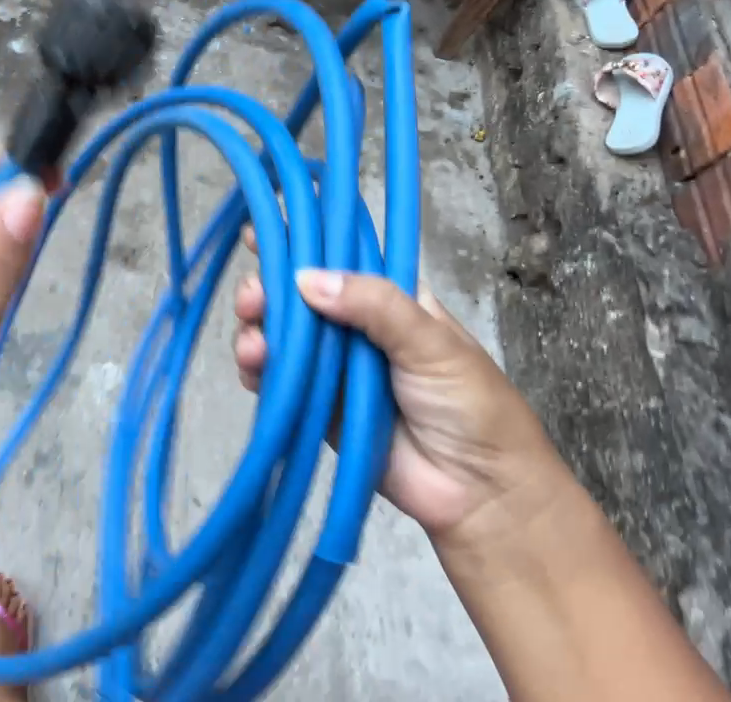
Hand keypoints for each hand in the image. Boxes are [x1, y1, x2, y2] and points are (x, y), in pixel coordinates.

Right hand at [232, 240, 565, 546]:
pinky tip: (252, 370)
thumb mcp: (432, 345)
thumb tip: (305, 278)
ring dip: (254, 332)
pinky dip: (254, 369)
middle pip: (293, 295)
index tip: (258, 236)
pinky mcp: (311, 403)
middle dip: (264, 292)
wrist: (478, 493)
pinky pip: (272, 377)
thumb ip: (374, 306)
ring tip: (254, 348)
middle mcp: (351, 327)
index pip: (336, 260)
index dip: (298, 245)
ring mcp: (329, 365)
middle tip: (252, 301)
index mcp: (386, 301)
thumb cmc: (471, 407)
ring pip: (276, 334)